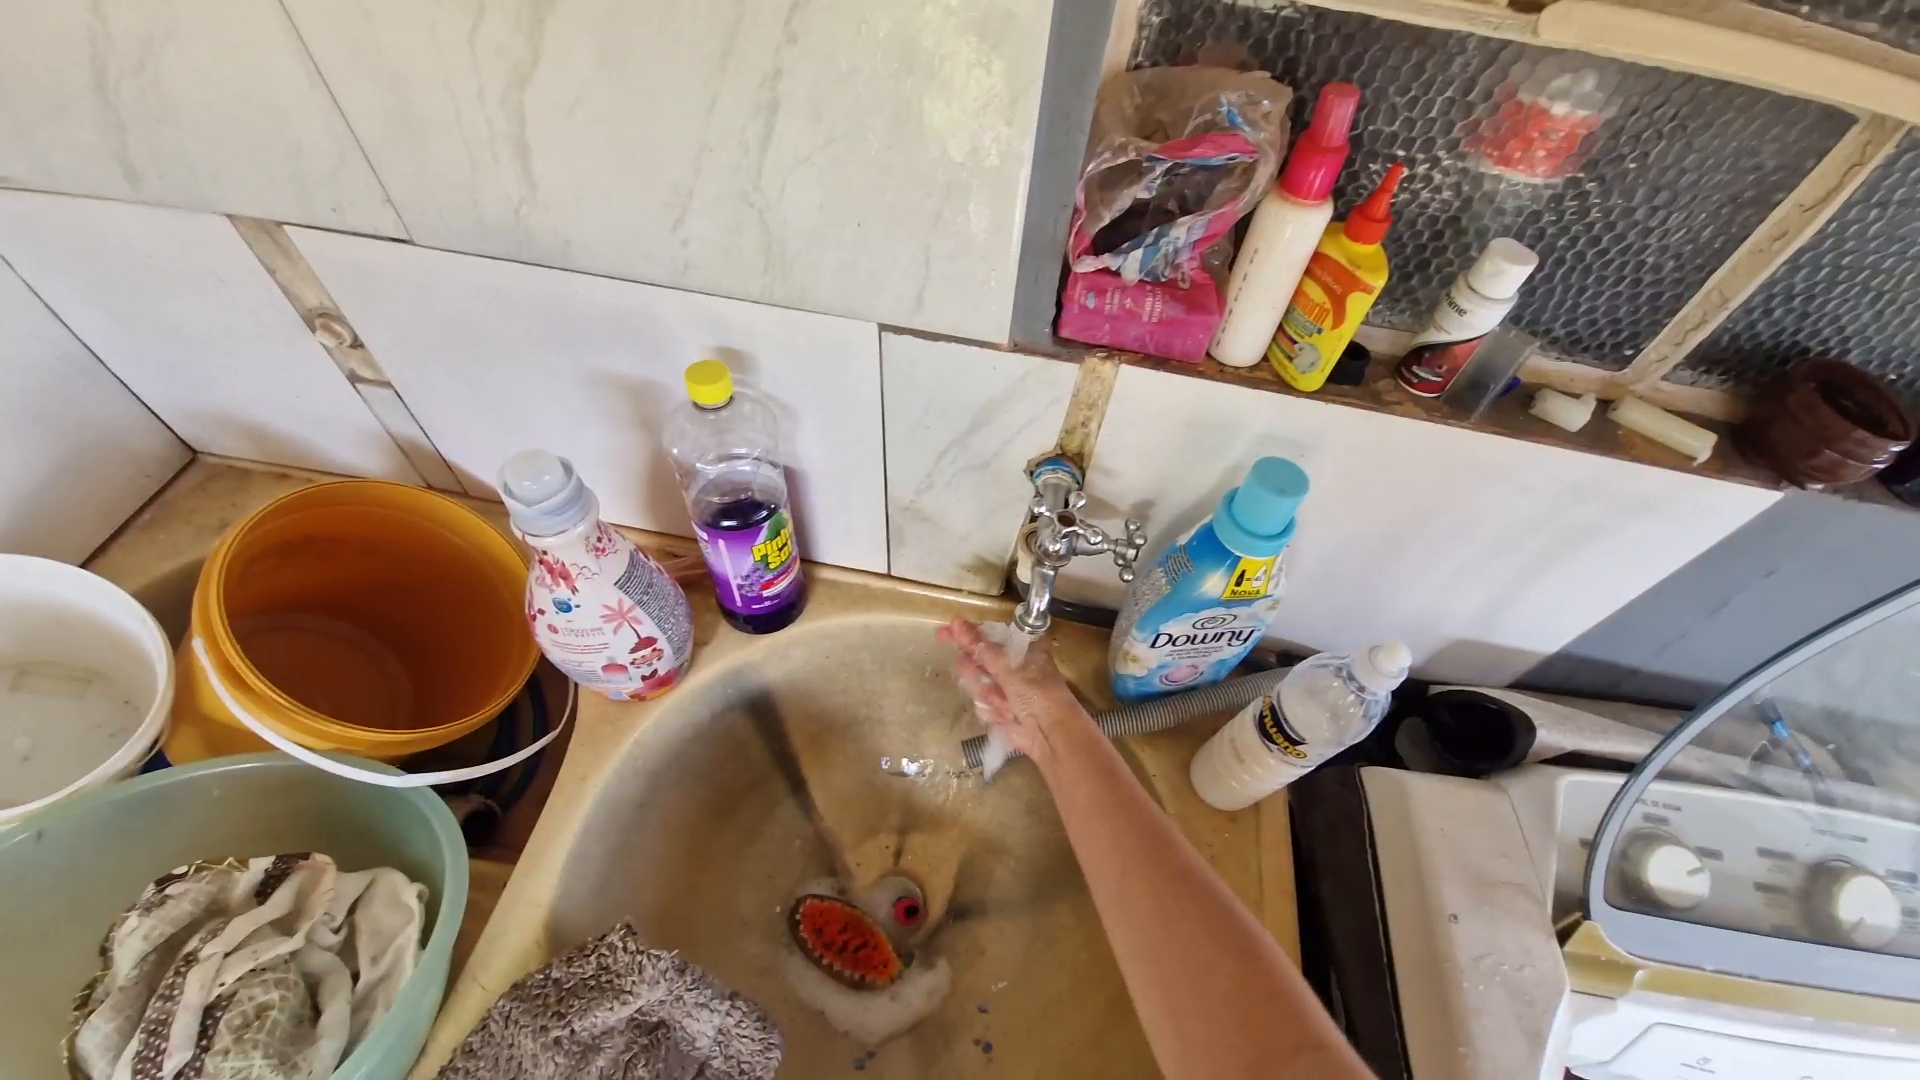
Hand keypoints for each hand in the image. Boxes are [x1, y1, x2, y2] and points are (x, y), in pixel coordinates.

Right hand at [937, 617, 1091, 767]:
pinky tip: (1006, 716)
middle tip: (978, 676)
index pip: (987, 635)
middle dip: (976, 672)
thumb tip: (956, 623)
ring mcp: (1004, 689)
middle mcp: (1011, 666)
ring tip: (1004, 702)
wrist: (1049, 734)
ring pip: (975, 685)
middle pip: (976, 660)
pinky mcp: (999, 710)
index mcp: (1020, 649)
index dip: (965, 634)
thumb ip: (980, 646)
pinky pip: (981, 705)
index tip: (944, 633)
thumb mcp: (1009, 666)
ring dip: (987, 694)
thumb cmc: (1037, 693)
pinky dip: (993, 710)